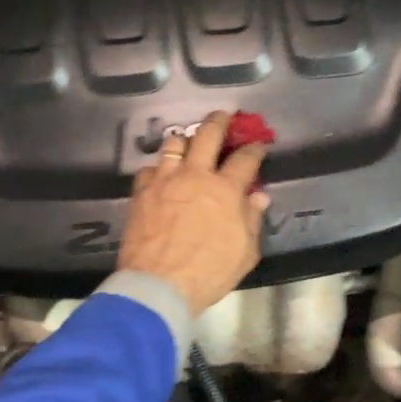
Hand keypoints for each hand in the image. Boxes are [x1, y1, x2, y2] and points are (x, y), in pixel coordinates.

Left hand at [118, 111, 269, 315]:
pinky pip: (149, 168)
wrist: (159, 284)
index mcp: (225, 190)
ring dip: (184, 140)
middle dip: (219, 121)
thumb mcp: (244, 252)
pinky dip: (159, 168)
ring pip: (174, 144)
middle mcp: (195, 175)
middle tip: (223, 116)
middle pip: (208, 135)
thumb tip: (257, 197)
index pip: (246, 159)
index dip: (255, 148)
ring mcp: (164, 180)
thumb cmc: (209, 272)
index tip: (260, 144)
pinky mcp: (141, 192)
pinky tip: (161, 175)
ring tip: (188, 142)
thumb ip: (252, 220)